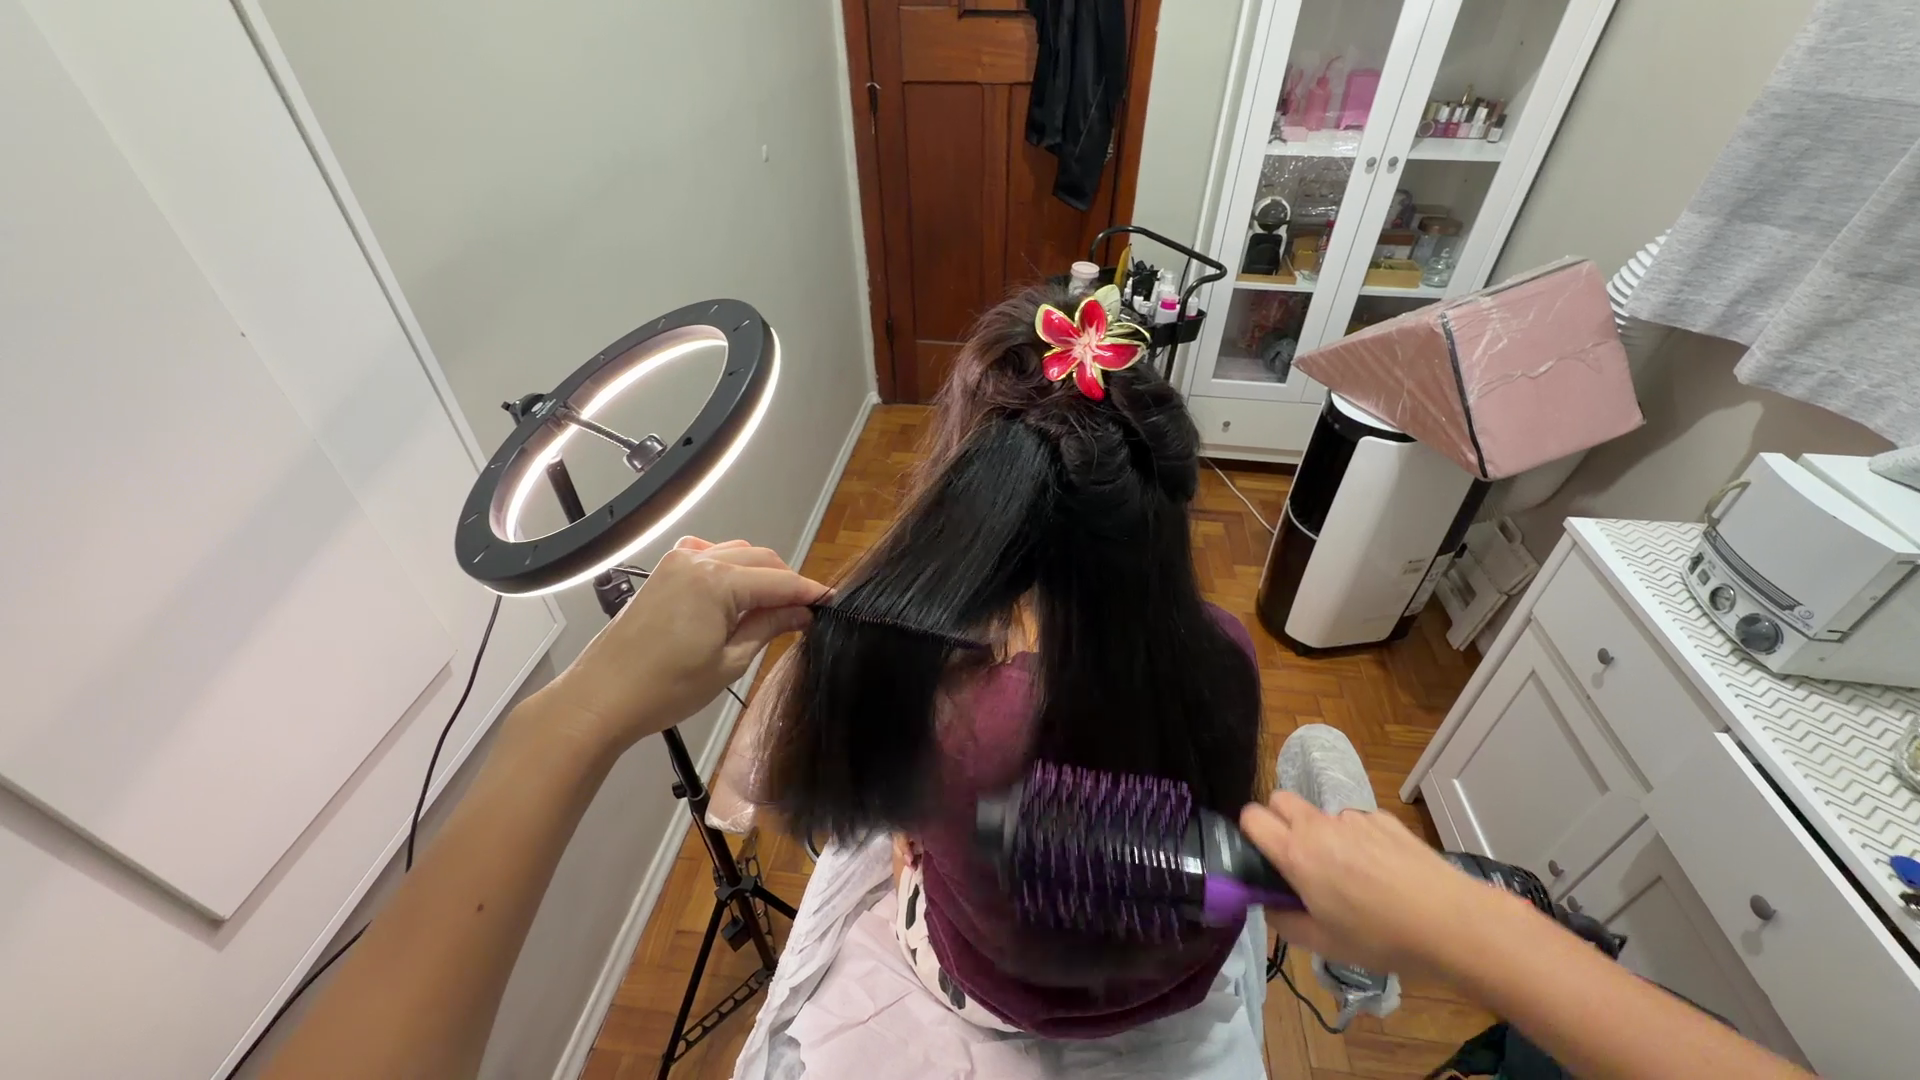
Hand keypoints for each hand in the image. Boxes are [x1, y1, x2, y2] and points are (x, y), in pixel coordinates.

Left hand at [530, 538, 825, 758]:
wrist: (602, 697)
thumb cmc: (666, 688)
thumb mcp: (729, 663)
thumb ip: (768, 627)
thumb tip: (802, 612)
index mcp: (718, 582)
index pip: (780, 581)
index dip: (809, 592)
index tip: (832, 603)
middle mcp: (699, 561)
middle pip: (761, 559)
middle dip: (787, 582)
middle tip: (803, 612)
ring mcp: (678, 563)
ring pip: (736, 553)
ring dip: (759, 573)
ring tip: (771, 607)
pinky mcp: (664, 572)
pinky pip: (708, 554)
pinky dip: (728, 566)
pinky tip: (733, 591)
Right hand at [1240, 793, 1523, 978]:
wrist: (1454, 923)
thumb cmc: (1382, 938)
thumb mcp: (1325, 944)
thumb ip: (1284, 921)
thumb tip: (1268, 903)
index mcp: (1296, 853)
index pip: (1251, 817)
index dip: (1250, 833)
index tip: (1263, 857)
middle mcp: (1318, 826)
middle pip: (1279, 799)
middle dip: (1280, 821)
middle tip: (1299, 859)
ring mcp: (1353, 818)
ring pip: (1321, 815)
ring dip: (1324, 835)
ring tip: (1353, 874)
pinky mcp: (1383, 819)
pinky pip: (1357, 823)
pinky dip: (1360, 840)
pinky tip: (1385, 872)